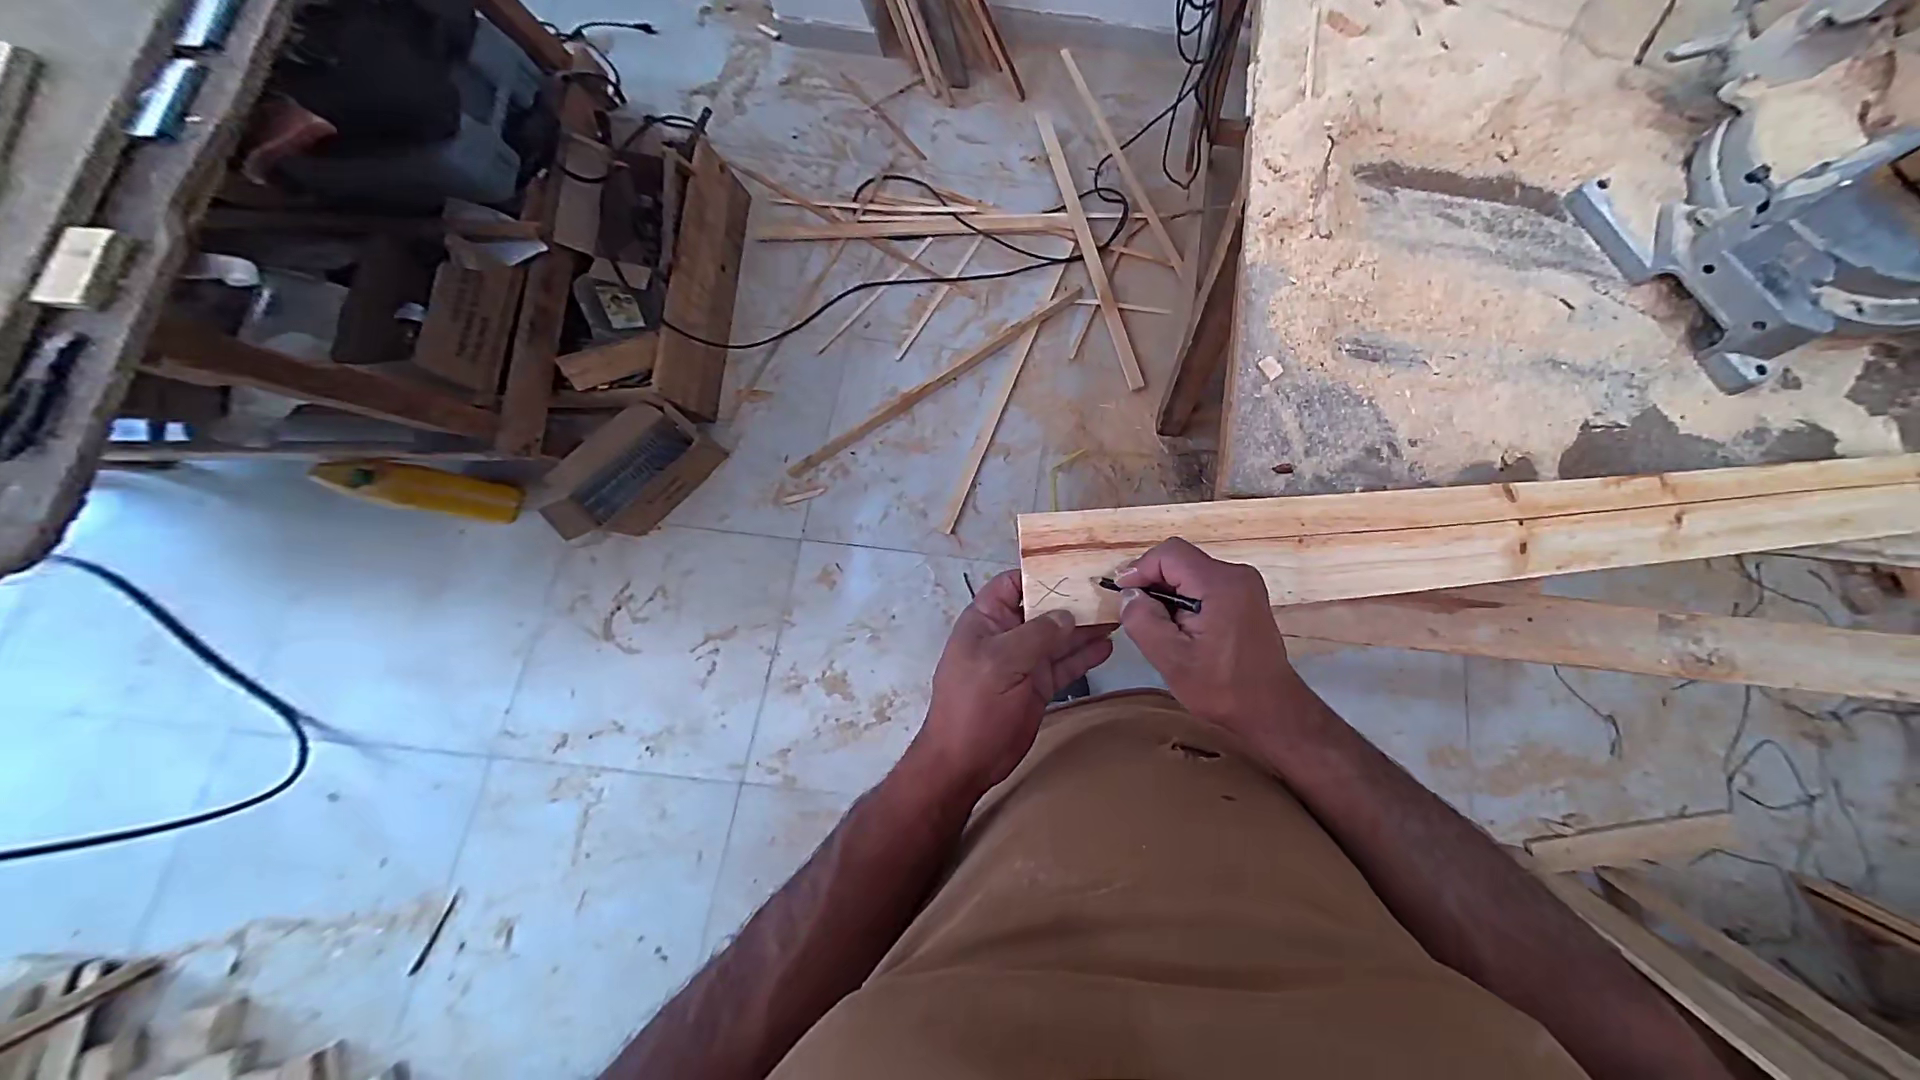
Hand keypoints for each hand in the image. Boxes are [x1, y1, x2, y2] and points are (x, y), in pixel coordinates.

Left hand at [903, 570, 1114, 797]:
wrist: (965, 760)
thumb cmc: (974, 704)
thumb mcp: (1002, 661)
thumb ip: (1037, 634)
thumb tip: (1066, 615)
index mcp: (987, 619)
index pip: (1013, 583)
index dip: (1040, 572)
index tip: (1075, 566)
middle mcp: (1006, 634)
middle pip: (1042, 607)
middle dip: (1072, 599)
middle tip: (1110, 590)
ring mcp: (1023, 661)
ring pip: (1057, 636)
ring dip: (1085, 627)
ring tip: (1118, 614)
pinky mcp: (1037, 685)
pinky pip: (1063, 664)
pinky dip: (1083, 656)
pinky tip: (1107, 646)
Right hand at [1115, 537, 1301, 733]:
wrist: (1271, 710)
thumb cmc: (1222, 687)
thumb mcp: (1171, 659)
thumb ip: (1143, 620)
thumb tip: (1129, 595)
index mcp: (1220, 584)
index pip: (1169, 553)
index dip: (1139, 568)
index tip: (1122, 594)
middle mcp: (1236, 575)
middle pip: (1179, 560)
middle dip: (1151, 582)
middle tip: (1135, 613)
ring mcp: (1244, 586)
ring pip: (1189, 572)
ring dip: (1166, 593)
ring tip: (1156, 625)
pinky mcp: (1244, 598)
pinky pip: (1203, 585)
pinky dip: (1183, 599)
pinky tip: (1177, 628)